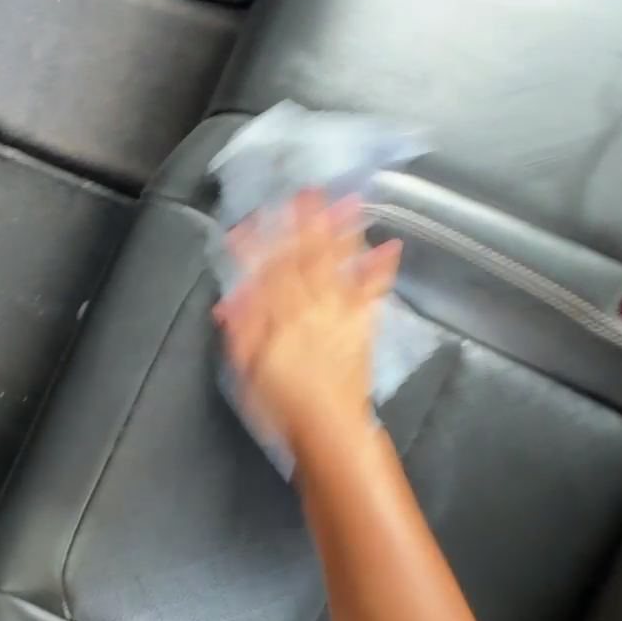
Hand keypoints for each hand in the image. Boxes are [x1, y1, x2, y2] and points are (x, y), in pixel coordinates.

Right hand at [212, 191, 402, 454]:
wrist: (329, 428)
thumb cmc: (279, 404)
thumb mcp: (245, 370)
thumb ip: (241, 331)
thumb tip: (232, 299)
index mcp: (279, 318)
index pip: (265, 271)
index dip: (256, 244)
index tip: (248, 221)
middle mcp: (311, 308)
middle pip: (306, 258)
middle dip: (304, 223)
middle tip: (305, 192)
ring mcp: (341, 315)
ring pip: (339, 265)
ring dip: (342, 232)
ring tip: (346, 202)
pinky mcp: (362, 326)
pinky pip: (373, 292)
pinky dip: (381, 268)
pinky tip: (390, 247)